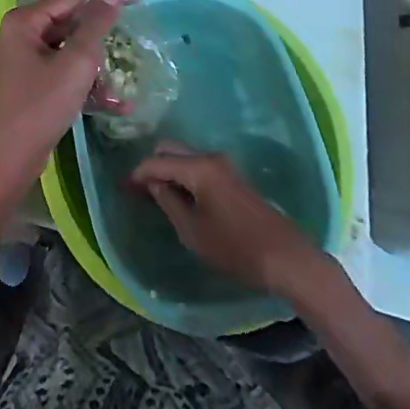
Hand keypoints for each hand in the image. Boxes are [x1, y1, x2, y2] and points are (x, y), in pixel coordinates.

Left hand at [0, 0, 142, 181]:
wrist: (8, 160)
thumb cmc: (40, 106)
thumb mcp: (76, 62)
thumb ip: (96, 23)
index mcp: (25, 21)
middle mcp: (21, 34)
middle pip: (72, 24)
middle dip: (102, 39)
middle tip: (136, 43)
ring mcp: (24, 60)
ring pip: (71, 51)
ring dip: (97, 67)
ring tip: (121, 86)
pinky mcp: (31, 84)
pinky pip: (64, 73)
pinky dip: (85, 84)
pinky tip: (114, 105)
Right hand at [131, 143, 325, 296]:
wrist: (286, 258)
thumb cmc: (235, 247)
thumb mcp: (192, 230)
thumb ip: (168, 201)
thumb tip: (153, 184)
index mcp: (199, 167)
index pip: (157, 161)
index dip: (137, 174)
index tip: (123, 189)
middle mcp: (211, 158)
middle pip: (170, 149)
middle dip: (151, 166)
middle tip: (137, 191)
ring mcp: (225, 167)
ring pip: (185, 157)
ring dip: (168, 170)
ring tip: (154, 195)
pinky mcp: (233, 179)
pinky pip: (198, 167)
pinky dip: (183, 176)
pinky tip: (178, 197)